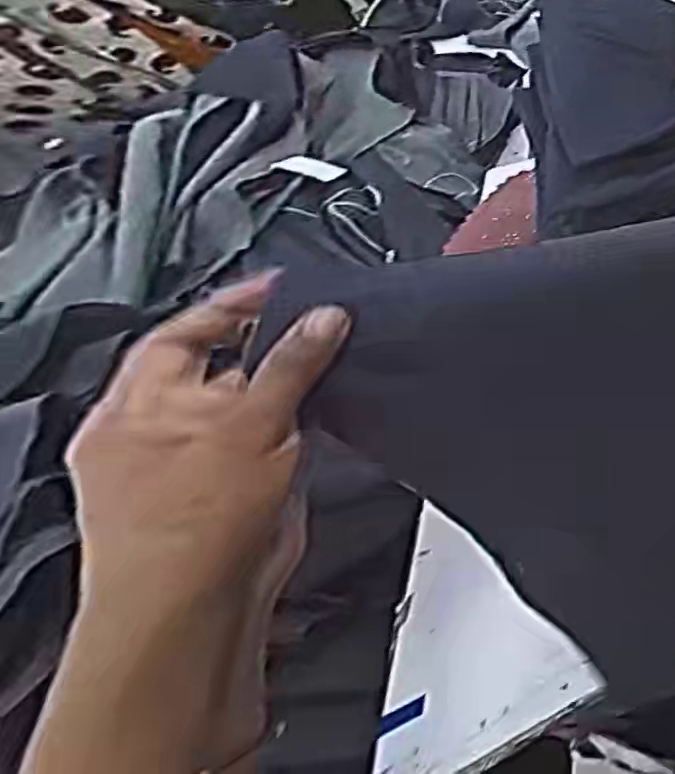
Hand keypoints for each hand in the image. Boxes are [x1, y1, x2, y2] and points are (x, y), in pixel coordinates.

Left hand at [67, 274, 348, 614]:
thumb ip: (291, 365)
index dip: (229, 306)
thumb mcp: (246, 426)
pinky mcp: (253, 468)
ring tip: (336, 355)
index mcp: (135, 410)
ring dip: (298, 373)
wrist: (207, 592)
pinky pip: (286, 421)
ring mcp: (211, 449)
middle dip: (272, 338)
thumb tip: (324, 317)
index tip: (281, 286)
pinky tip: (335, 400)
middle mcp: (168, 426)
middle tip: (322, 317)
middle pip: (225, 360)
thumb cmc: (187, 524)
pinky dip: (312, 405)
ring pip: (262, 391)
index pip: (178, 336)